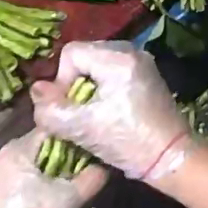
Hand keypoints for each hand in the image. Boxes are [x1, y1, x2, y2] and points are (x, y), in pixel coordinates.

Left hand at [0, 131, 107, 207]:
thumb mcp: (68, 202)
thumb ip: (92, 177)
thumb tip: (108, 163)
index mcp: (18, 147)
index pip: (56, 127)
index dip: (79, 135)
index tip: (98, 146)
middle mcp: (3, 155)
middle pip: (46, 146)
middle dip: (70, 156)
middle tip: (92, 168)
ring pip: (36, 165)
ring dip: (56, 174)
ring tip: (77, 186)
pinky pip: (24, 181)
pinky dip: (41, 186)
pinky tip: (53, 202)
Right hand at [29, 41, 192, 182]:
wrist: (170, 156)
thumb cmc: (127, 141)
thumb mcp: (82, 128)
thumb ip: (51, 108)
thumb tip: (36, 89)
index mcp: (118, 58)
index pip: (71, 53)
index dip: (61, 80)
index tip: (69, 107)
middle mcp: (132, 51)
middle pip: (85, 55)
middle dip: (74, 81)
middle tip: (77, 111)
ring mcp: (142, 61)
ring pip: (97, 63)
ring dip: (88, 86)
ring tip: (91, 112)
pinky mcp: (146, 73)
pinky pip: (113, 70)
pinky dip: (103, 86)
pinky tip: (107, 110)